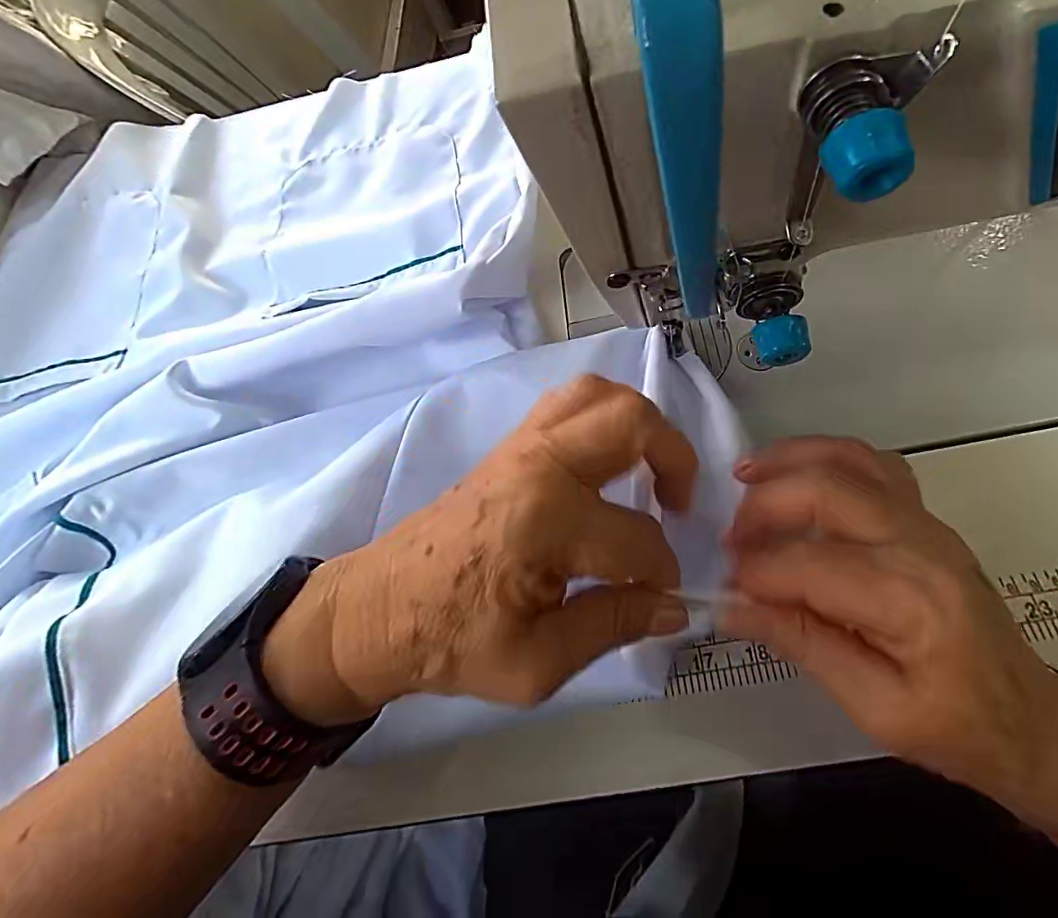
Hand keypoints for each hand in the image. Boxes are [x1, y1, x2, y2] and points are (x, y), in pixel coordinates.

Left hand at [264, 376, 696, 724]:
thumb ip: (611, 627)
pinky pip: (564, 405)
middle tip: (679, 504)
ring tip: (648, 472)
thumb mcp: (537, 663)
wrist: (379, 608)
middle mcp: (535, 466)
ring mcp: (516, 448)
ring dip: (636, 424)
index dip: (661, 574)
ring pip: (595, 393)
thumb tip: (672, 606)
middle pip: (630, 420)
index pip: (639, 538)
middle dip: (675, 458)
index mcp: (545, 520)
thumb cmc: (450, 640)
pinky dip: (600, 419)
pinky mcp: (503, 448)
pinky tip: (605, 466)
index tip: (658, 598)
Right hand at [720, 437, 1057, 834]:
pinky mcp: (925, 519)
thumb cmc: (960, 729)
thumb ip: (800, 643)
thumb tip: (730, 606)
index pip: (807, 565)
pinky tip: (794, 477)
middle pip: (826, 490)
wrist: (1039, 726)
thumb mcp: (874, 709)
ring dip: (789, 461)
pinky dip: (824, 458)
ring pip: (849, 459)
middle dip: (762, 506)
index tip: (725, 589)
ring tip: (744, 477)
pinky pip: (871, 464)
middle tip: (729, 538)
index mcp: (911, 602)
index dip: (754, 572)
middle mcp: (922, 546)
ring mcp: (928, 524)